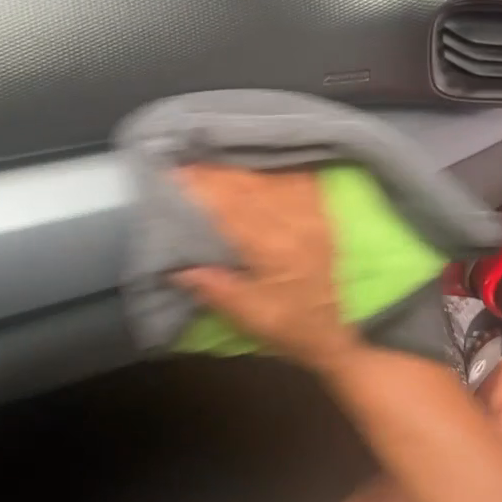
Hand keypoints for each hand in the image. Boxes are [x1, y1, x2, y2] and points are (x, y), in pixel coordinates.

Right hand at [171, 165, 366, 374]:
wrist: (328, 336)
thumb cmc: (284, 327)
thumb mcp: (244, 314)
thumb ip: (211, 286)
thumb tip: (173, 265)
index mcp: (274, 246)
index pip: (231, 204)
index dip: (202, 186)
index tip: (174, 175)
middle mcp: (296, 222)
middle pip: (249, 185)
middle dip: (215, 173)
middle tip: (184, 165)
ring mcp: (312, 216)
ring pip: (269, 180)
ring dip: (239, 170)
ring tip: (210, 165)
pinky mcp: (321, 216)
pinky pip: (296, 181)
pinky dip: (273, 172)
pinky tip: (256, 167)